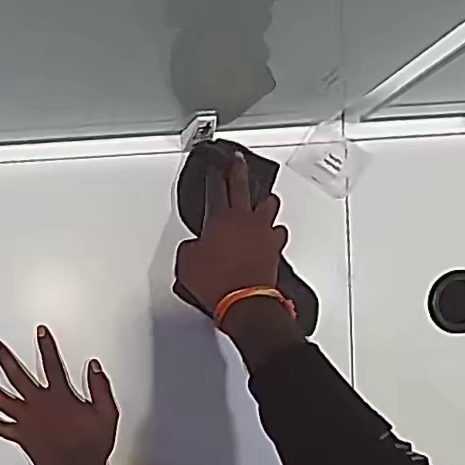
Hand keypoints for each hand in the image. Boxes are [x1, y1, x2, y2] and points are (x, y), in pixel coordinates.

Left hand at [0, 326, 118, 464]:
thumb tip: (94, 367)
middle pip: (17, 376)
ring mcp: (27, 421)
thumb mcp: (107, 412)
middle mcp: (39, 405)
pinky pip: (0, 426)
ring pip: (0, 399)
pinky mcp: (21, 437)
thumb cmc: (92, 445)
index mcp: (60, 396)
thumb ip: (100, 387)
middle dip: (4, 358)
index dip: (46, 345)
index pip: (51, 363)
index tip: (40, 332)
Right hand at [174, 152, 288, 317]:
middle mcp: (244, 220)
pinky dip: (273, 230)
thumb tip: (194, 248)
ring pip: (268, 205)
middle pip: (242, 185)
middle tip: (238, 160)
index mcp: (220, 218)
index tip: (213, 168)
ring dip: (263, 200)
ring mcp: (263, 232)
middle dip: (238, 169)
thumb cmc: (217, 283)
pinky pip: (277, 232)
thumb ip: (190, 248)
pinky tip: (271, 232)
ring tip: (262, 198)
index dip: (213, 175)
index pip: (215, 187)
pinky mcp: (274, 248)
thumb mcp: (187, 263)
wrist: (244, 303)